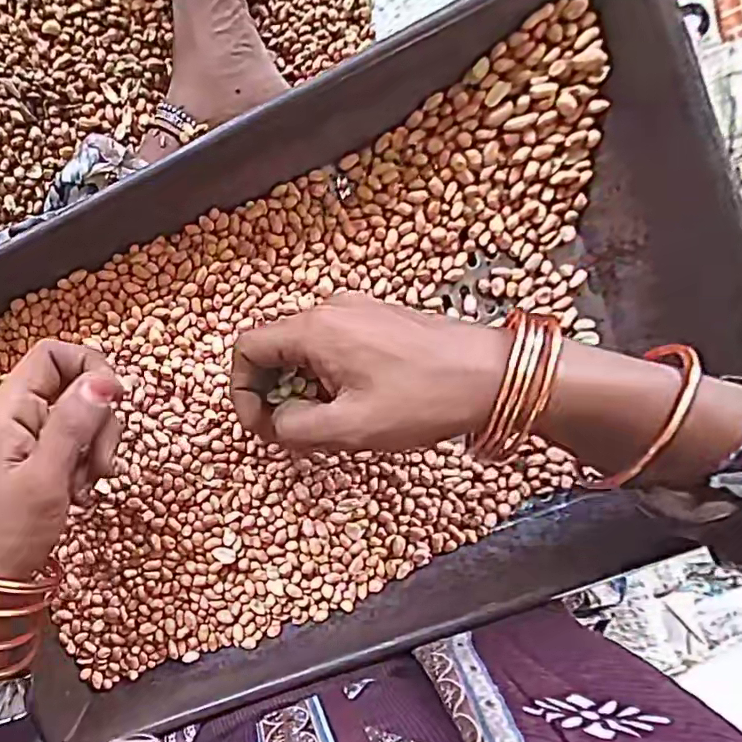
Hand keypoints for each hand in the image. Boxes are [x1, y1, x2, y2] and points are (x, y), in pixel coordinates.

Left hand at [0, 340, 123, 579]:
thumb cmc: (13, 530)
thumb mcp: (46, 476)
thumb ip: (73, 424)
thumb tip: (103, 380)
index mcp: (9, 408)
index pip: (52, 353)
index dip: (89, 366)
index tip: (115, 398)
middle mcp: (21, 414)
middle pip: (77, 384)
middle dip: (99, 421)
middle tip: (97, 463)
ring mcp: (34, 436)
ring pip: (85, 416)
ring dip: (97, 448)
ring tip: (82, 484)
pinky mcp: (46, 456)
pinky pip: (82, 443)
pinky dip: (90, 464)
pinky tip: (79, 490)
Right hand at [230, 293, 509, 450]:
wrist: (499, 375)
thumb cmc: (425, 399)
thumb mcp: (349, 428)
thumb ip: (292, 427)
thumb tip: (274, 420)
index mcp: (315, 329)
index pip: (247, 350)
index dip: (241, 392)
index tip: (261, 426)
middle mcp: (331, 309)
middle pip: (274, 351)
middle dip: (274, 396)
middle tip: (296, 433)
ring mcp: (357, 310)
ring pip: (302, 353)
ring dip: (302, 390)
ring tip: (333, 423)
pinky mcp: (377, 320)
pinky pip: (331, 348)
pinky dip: (327, 379)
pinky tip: (356, 405)